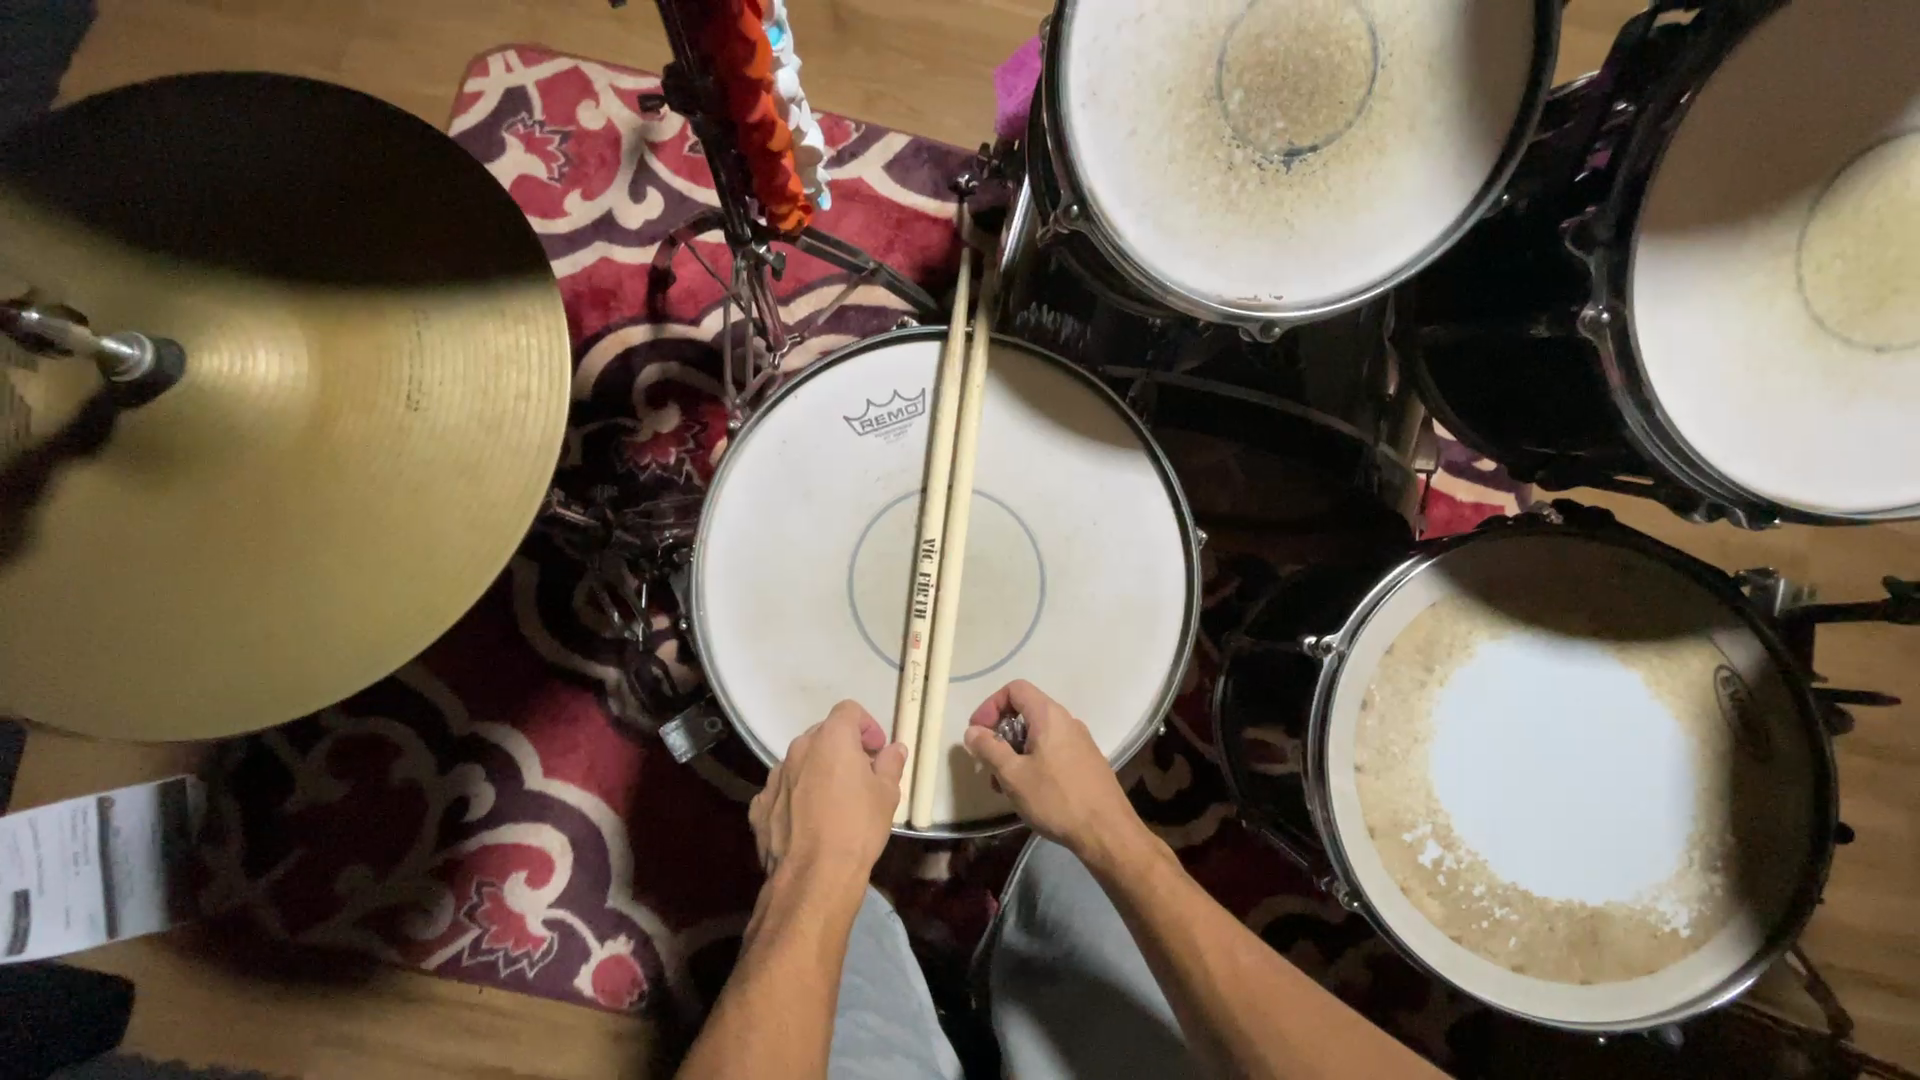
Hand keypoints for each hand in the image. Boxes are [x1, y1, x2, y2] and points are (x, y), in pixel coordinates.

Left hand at [749, 701, 905, 882]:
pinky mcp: (759, 806)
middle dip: (842, 748)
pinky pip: (781, 790)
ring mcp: (774, 778)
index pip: (848, 710)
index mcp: (831, 739)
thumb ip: (890, 764)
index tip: (877, 750)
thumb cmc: (857, 828)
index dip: (866, 725)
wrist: (813, 877)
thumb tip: (894, 749)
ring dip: (817, 771)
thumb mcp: (887, 794)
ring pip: (800, 763)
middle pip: (822, 734)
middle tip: (860, 774)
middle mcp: (798, 750)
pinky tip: (807, 822)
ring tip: (832, 802)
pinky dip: (795, 797)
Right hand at [961, 680, 1150, 868]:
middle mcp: (1067, 721)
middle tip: (988, 764)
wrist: (1107, 832)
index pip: (1015, 689)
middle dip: (1000, 735)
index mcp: (1049, 715)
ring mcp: (1080, 741)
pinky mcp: (1087, 761)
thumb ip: (989, 748)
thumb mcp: (1013, 775)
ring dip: (1015, 753)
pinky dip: (1033, 762)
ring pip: (1038, 735)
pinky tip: (1028, 792)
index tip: (978, 733)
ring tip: (1004, 786)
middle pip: (1025, 712)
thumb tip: (972, 731)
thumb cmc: (1056, 799)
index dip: (990, 705)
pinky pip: (1052, 750)